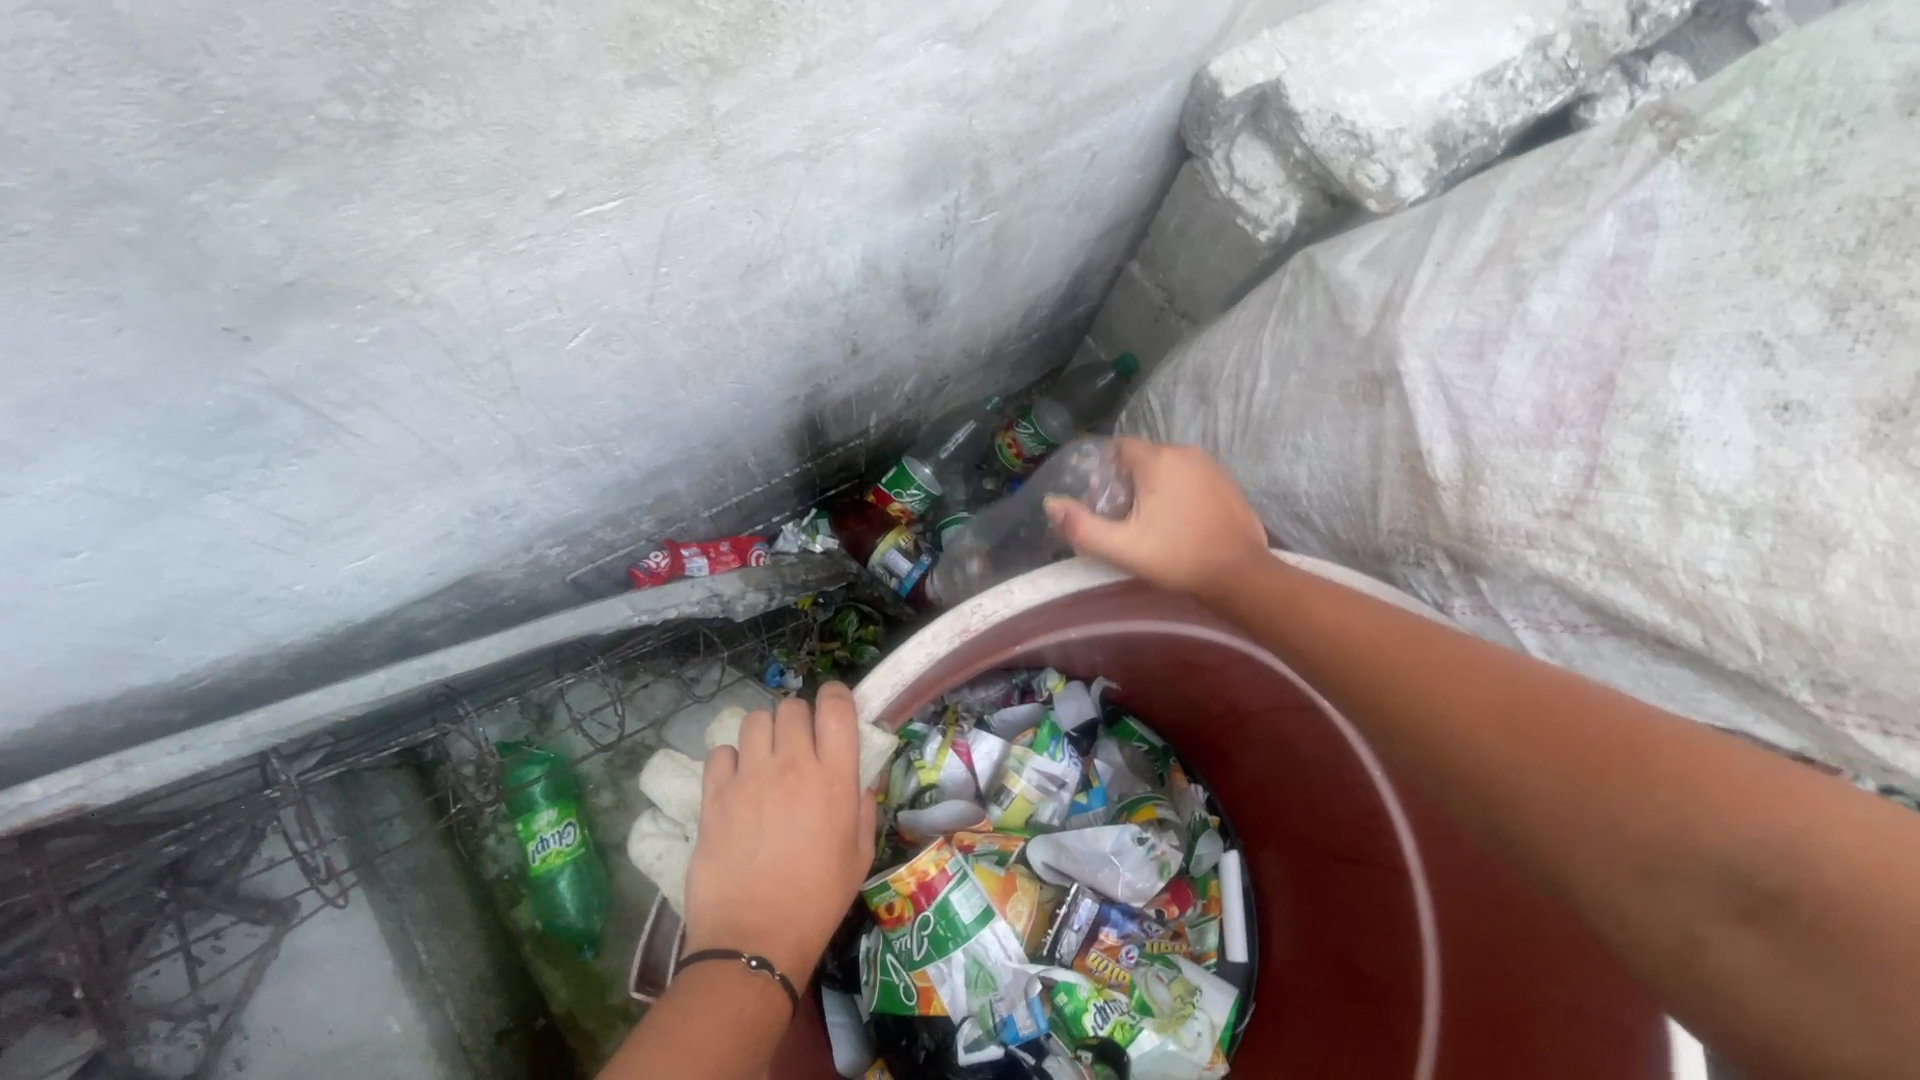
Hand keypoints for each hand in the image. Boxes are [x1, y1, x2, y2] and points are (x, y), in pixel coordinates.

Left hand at [681, 682, 876, 982]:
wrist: (754, 938)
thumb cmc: (818, 900)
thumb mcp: (861, 855)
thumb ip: (865, 807)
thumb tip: (862, 779)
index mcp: (835, 777)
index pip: (835, 705)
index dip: (835, 696)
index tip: (834, 708)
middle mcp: (792, 765)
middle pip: (792, 706)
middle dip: (798, 718)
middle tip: (798, 745)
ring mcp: (749, 777)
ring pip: (754, 720)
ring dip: (764, 733)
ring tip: (764, 759)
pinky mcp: (714, 795)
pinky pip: (721, 752)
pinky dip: (730, 759)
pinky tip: (736, 783)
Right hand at [1044, 436, 1267, 596]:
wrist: (1239, 574)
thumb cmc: (1177, 557)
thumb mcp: (1122, 548)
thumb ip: (1082, 526)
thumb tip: (1051, 504)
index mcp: (1158, 460)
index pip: (1120, 447)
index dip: (1105, 470)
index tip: (1102, 499)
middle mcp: (1185, 453)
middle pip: (1144, 457)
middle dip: (1128, 480)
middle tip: (1122, 517)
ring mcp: (1211, 466)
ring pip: (1168, 467)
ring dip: (1154, 487)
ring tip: (1149, 522)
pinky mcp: (1228, 483)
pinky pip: (1191, 478)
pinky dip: (1179, 493)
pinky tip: (1178, 523)